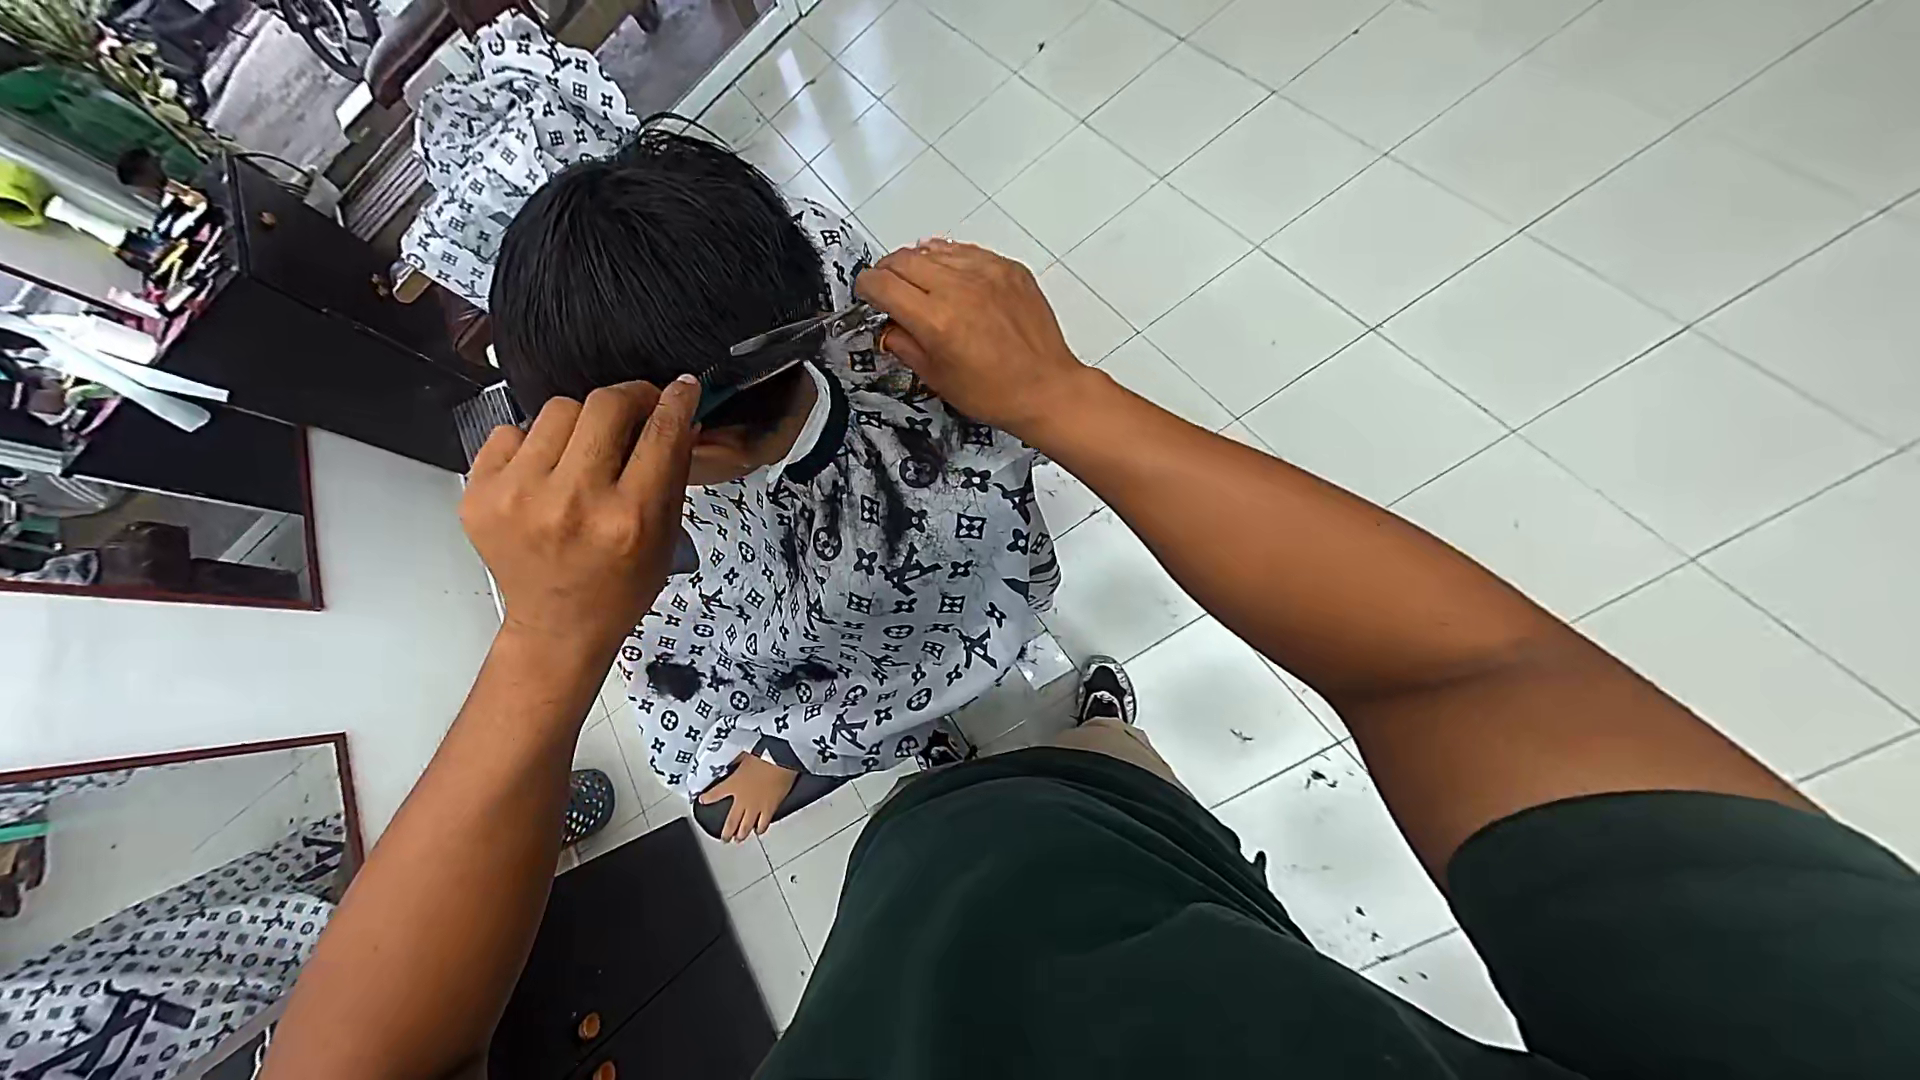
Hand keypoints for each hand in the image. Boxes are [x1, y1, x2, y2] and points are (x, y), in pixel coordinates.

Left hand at [460, 378, 699, 651]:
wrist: (560, 623)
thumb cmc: (623, 584)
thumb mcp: (666, 533)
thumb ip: (673, 472)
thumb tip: (679, 416)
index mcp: (629, 517)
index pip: (660, 433)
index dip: (676, 399)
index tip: (683, 385)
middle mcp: (572, 501)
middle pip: (605, 404)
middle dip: (632, 397)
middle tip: (640, 408)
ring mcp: (517, 495)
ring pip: (557, 408)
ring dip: (584, 420)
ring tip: (590, 448)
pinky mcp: (478, 494)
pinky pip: (513, 431)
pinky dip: (538, 443)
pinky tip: (549, 471)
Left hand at [697, 753, 799, 841]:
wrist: (781, 759)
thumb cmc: (764, 753)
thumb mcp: (745, 754)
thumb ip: (737, 761)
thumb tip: (732, 761)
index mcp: (733, 784)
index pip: (715, 794)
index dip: (707, 798)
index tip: (703, 800)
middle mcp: (742, 800)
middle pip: (730, 822)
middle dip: (726, 833)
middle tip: (725, 839)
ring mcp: (756, 807)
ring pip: (746, 827)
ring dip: (741, 834)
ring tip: (739, 839)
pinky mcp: (771, 808)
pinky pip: (764, 823)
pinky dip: (761, 828)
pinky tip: (760, 830)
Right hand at [855, 239, 1095, 439]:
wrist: (1045, 389)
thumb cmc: (996, 393)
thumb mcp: (937, 378)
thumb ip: (906, 345)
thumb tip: (889, 327)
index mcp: (936, 320)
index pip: (883, 284)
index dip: (867, 287)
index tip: (867, 293)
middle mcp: (960, 288)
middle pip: (903, 259)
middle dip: (888, 272)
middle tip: (888, 288)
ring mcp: (987, 273)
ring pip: (934, 249)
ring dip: (918, 264)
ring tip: (921, 286)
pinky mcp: (1009, 269)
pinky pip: (967, 252)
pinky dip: (951, 262)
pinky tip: (953, 282)